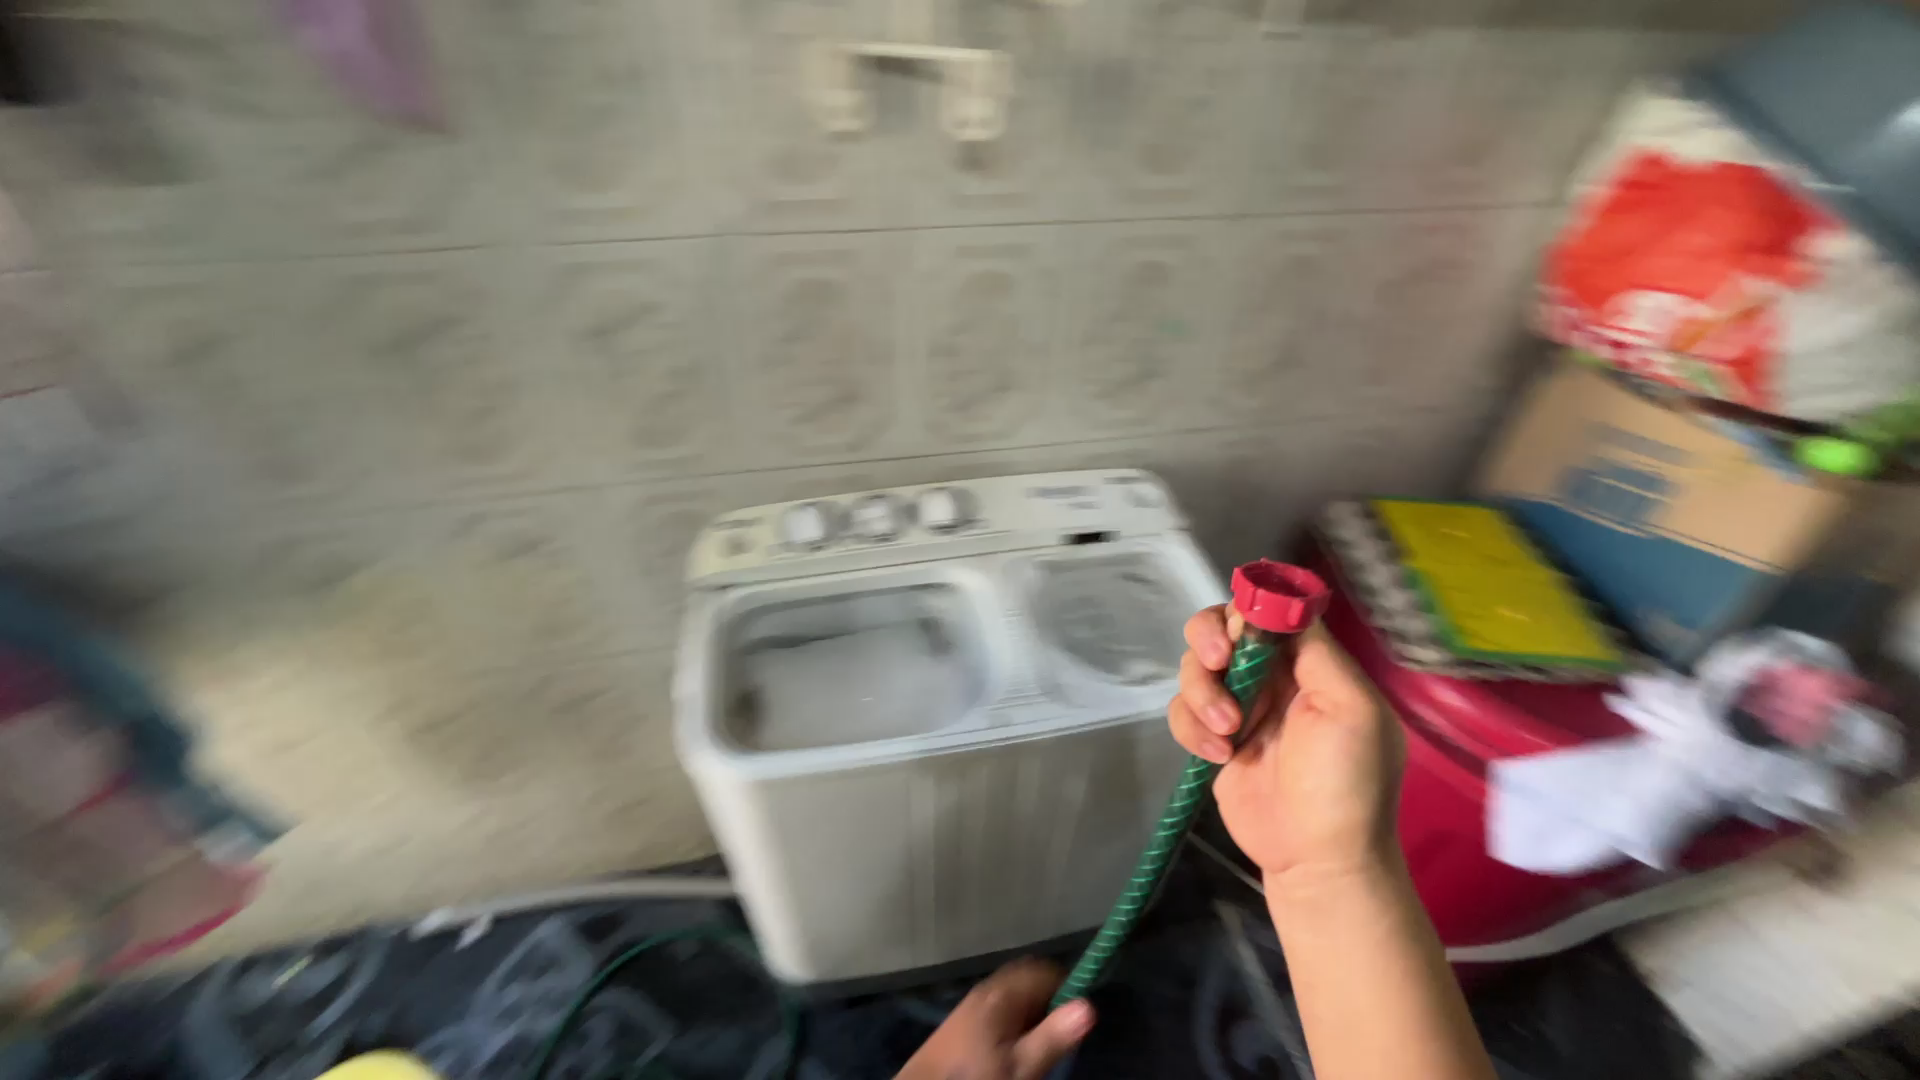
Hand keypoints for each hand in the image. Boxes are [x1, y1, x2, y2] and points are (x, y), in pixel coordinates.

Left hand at [896, 959, 1094, 1079]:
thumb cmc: (978, 1078)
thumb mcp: (1021, 1067)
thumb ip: (1053, 1037)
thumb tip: (1089, 1007)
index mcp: (1003, 993)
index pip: (1044, 972)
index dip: (1066, 987)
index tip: (1078, 1013)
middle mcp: (988, 987)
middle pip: (1028, 978)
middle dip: (1048, 998)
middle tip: (1060, 1031)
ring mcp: (974, 1000)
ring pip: (1014, 992)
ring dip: (1031, 1009)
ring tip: (1040, 1040)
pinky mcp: (965, 1016)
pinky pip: (999, 1003)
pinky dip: (1014, 1016)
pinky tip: (1014, 1043)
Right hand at [1167, 607, 1405, 888]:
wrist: (1317, 859)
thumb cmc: (1346, 783)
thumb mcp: (1351, 709)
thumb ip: (1316, 653)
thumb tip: (1282, 610)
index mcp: (1309, 665)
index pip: (1268, 613)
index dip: (1246, 612)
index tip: (1239, 633)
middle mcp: (1271, 678)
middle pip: (1220, 628)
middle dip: (1208, 639)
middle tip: (1216, 661)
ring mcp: (1238, 707)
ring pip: (1195, 667)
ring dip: (1202, 692)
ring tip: (1228, 731)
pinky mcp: (1211, 737)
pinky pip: (1182, 710)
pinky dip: (1192, 728)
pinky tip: (1219, 756)